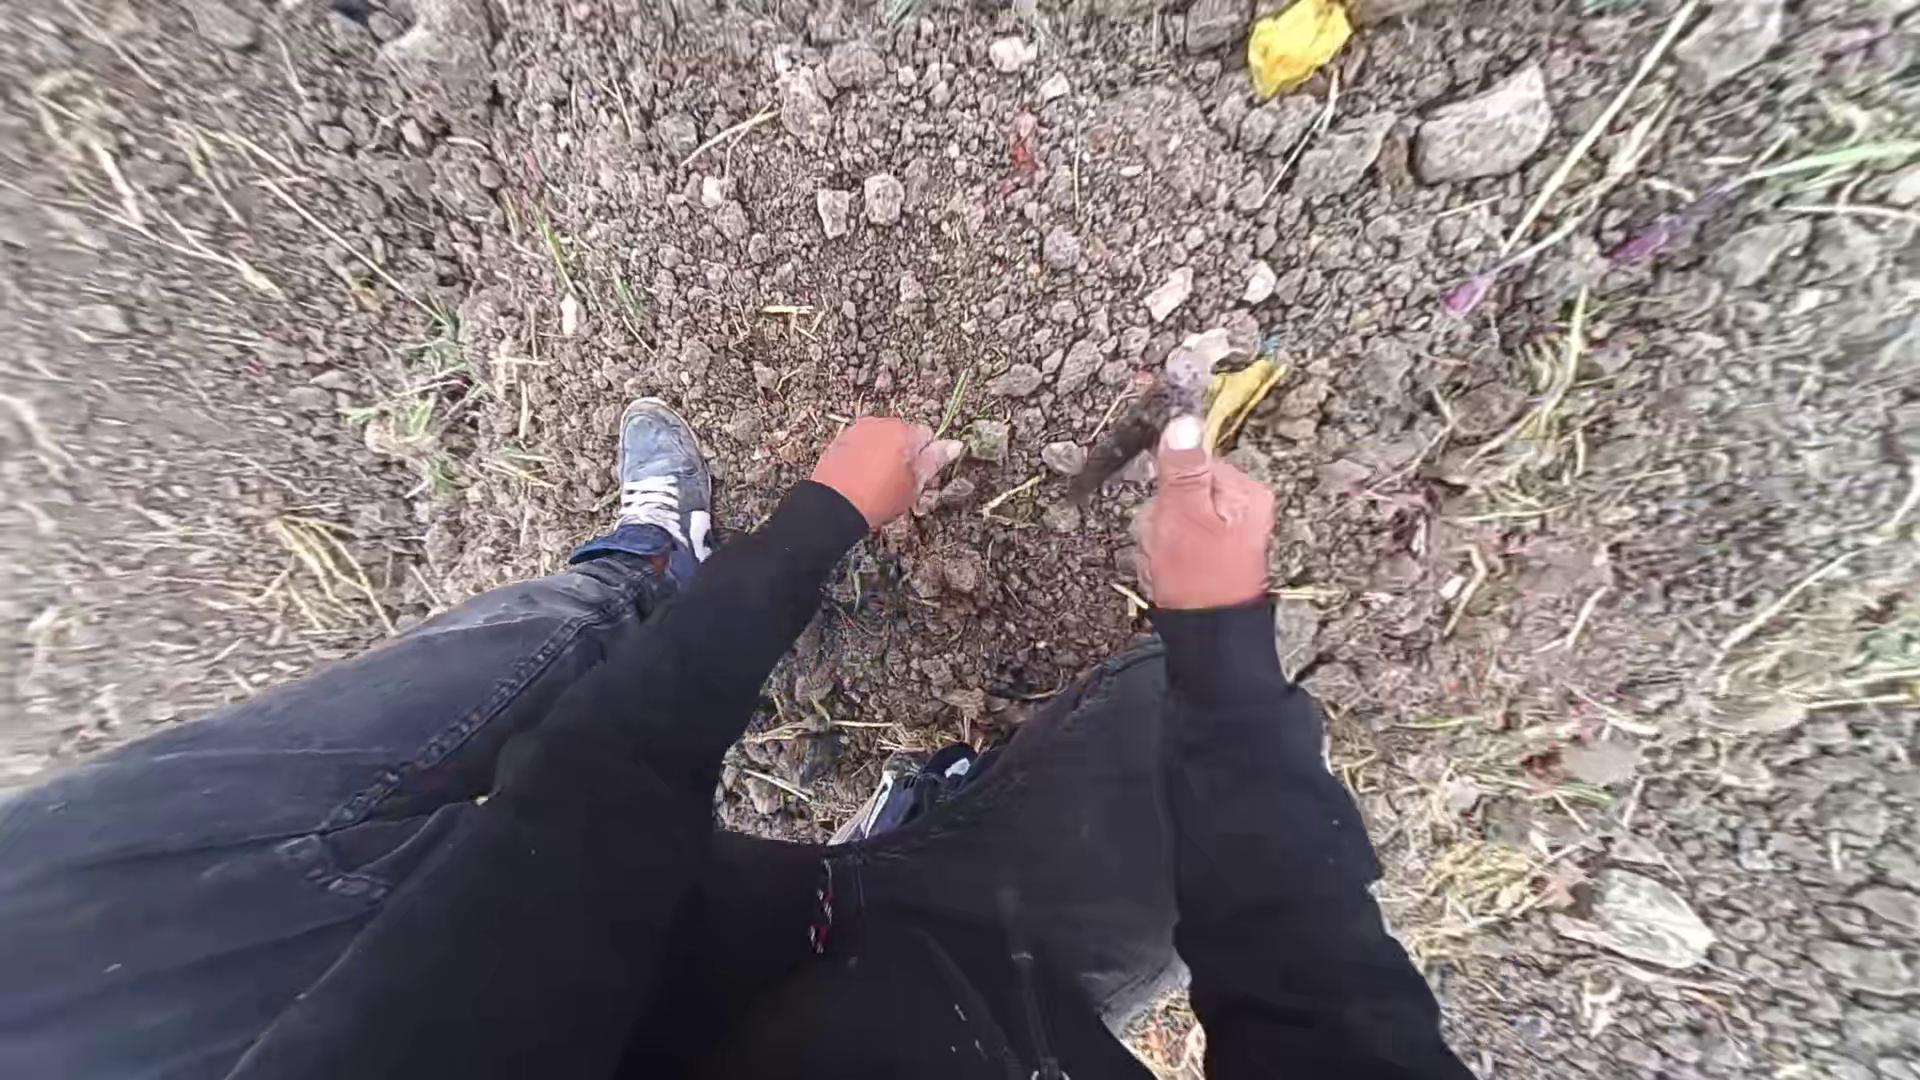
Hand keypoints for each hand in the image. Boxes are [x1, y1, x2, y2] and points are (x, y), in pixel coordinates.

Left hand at [811, 417, 962, 527]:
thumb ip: (933, 461)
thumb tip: (954, 444)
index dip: (924, 456)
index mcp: (903, 432)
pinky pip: (861, 443)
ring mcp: (857, 430)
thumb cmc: (878, 498)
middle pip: (902, 433)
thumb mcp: (913, 485)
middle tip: (897, 481)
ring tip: (876, 481)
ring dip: (883, 453)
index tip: (916, 475)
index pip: (926, 435)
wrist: (834, 506)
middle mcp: (880, 424)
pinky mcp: (839, 440)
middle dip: (903, 452)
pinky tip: (860, 477)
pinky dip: (864, 455)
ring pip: (880, 438)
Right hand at [1136, 415, 1274, 609]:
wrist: (1204, 633)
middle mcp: (1238, 504)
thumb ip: (1183, 471)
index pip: (1192, 461)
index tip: (1166, 509)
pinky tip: (1170, 565)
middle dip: (1161, 514)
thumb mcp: (1184, 516)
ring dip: (1158, 534)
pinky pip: (1173, 533)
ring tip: (1168, 557)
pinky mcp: (1208, 545)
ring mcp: (1223, 527)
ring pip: (1170, 512)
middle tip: (1168, 540)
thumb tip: (1183, 424)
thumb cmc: (1198, 579)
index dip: (1168, 485)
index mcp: (1242, 491)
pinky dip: (1164, 549)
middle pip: (1179, 487)